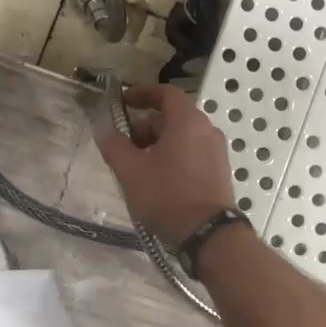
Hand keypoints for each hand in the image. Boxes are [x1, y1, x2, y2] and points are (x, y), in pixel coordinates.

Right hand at [96, 83, 235, 242]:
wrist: (208, 233)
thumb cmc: (168, 196)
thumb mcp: (131, 172)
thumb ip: (114, 146)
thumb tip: (105, 131)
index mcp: (188, 121)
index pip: (166, 93)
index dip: (142, 93)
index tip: (123, 102)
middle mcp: (207, 129)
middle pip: (173, 116)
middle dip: (146, 126)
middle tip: (125, 147)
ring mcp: (217, 151)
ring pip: (183, 136)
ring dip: (158, 143)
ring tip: (138, 168)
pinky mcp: (220, 171)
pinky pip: (193, 152)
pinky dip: (174, 156)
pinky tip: (159, 180)